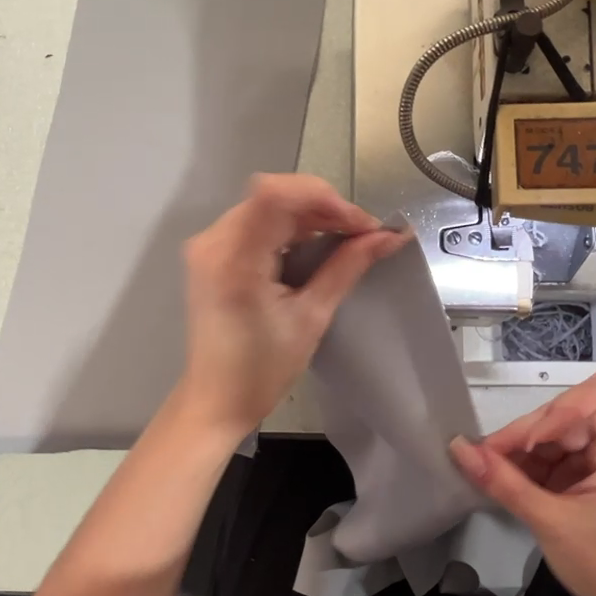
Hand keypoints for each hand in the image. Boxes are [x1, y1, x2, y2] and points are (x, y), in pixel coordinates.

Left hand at [176, 173, 409, 435]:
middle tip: (363, 234)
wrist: (216, 400)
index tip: (361, 225)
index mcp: (234, 259)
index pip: (276, 195)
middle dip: (324, 208)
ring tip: (346, 239)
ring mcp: (208, 246)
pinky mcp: (211, 254)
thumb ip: (346, 268)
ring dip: (309, 216)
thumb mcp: (311, 317)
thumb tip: (387, 237)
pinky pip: (256, 223)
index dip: (325, 199)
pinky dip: (289, 228)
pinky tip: (315, 246)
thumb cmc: (262, 370)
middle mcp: (213, 241)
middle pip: (274, 196)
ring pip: (266, 206)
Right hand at [448, 373, 595, 595]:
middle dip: (528, 433)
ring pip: (552, 432)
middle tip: (489, 459)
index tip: (531, 441)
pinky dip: (524, 464)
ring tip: (490, 472)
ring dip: (520, 450)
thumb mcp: (549, 521)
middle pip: (567, 412)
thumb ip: (503, 482)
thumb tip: (459, 449)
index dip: (561, 408)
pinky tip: (502, 479)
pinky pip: (549, 453)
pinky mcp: (583, 475)